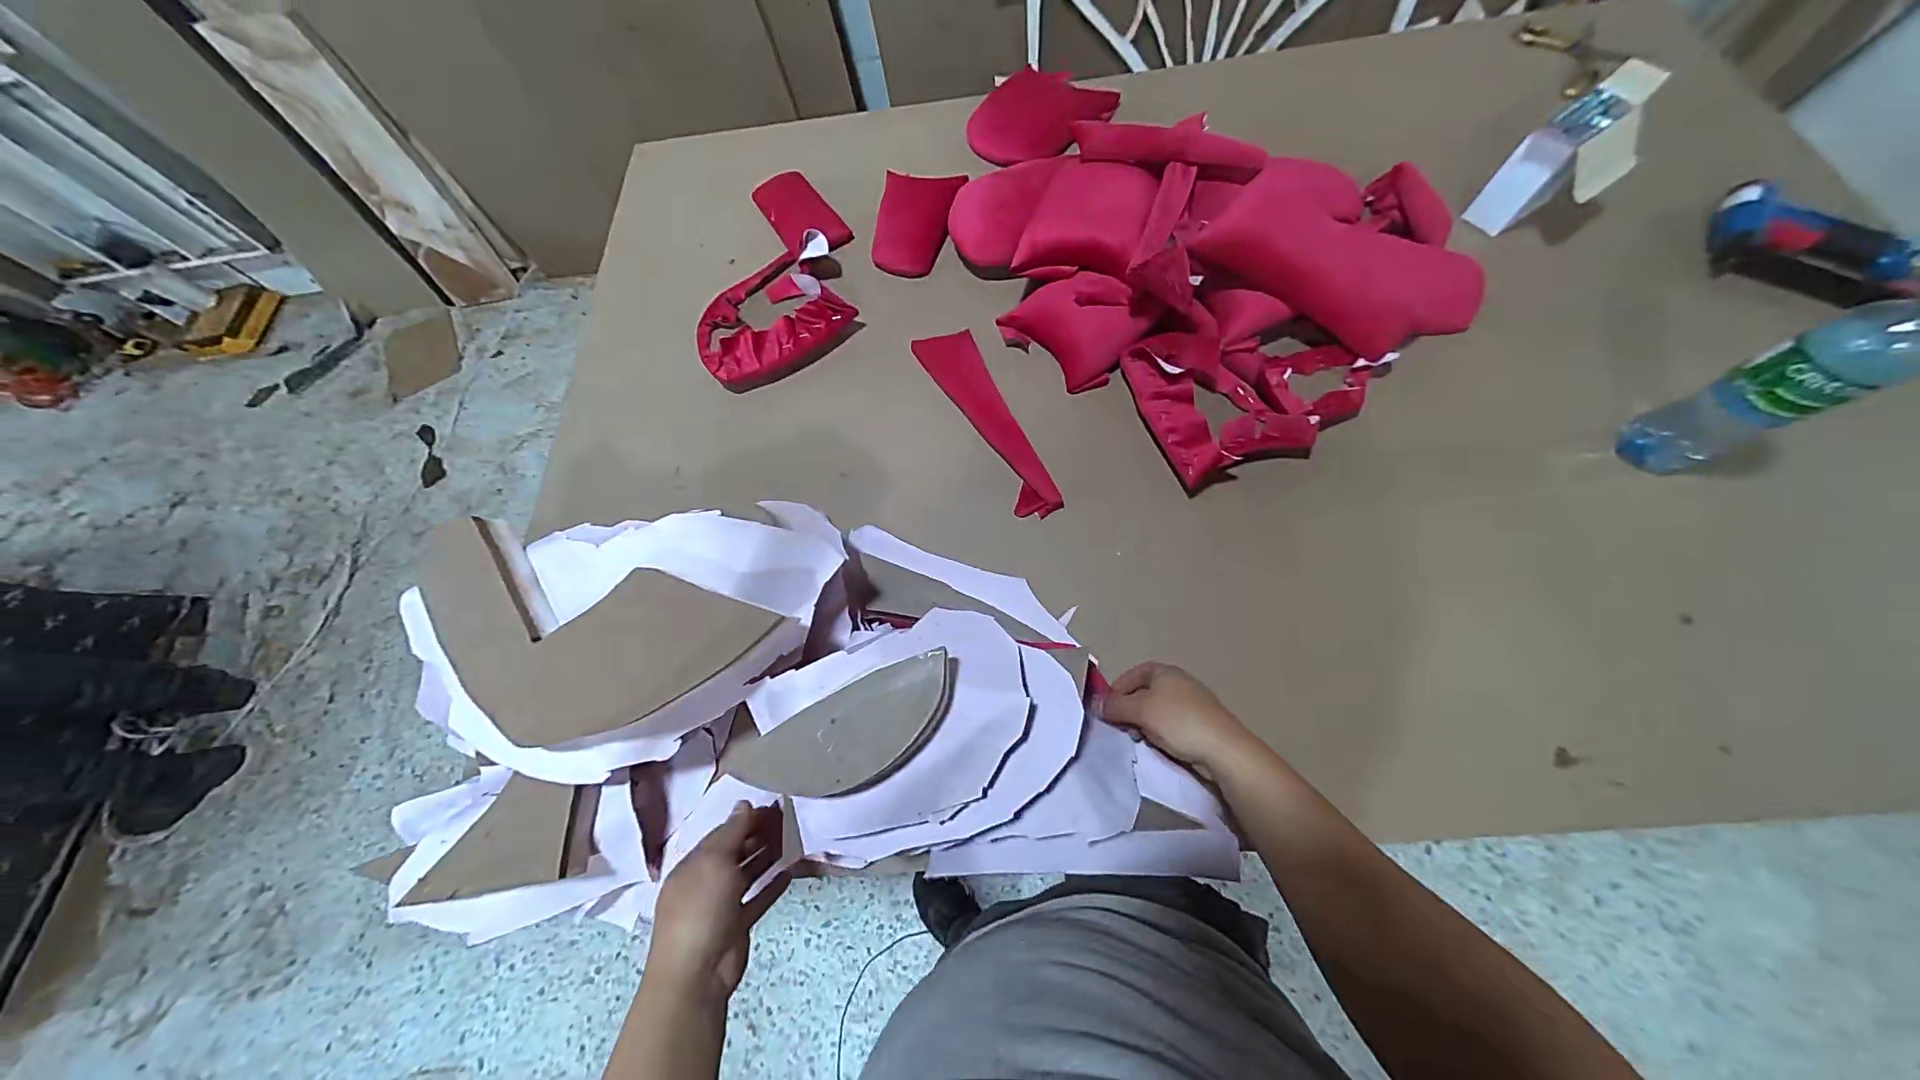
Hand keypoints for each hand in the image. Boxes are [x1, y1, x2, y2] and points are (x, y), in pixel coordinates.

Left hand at [644, 802, 789, 999]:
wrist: (695, 973)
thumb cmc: (701, 908)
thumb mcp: (714, 861)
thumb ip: (732, 832)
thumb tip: (744, 803)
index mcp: (693, 864)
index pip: (722, 834)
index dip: (746, 819)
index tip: (772, 807)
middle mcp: (706, 881)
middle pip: (735, 851)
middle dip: (758, 835)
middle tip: (787, 820)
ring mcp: (721, 905)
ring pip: (747, 873)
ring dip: (766, 856)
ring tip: (791, 840)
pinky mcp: (737, 925)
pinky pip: (757, 898)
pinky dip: (771, 886)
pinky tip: (789, 873)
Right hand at [1100, 662, 1263, 780]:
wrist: (1223, 749)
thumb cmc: (1178, 722)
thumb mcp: (1140, 711)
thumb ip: (1115, 705)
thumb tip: (1096, 703)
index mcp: (1165, 671)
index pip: (1131, 674)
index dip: (1116, 690)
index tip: (1106, 710)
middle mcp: (1179, 681)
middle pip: (1143, 692)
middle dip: (1129, 709)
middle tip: (1120, 727)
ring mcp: (1193, 702)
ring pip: (1157, 710)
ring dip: (1144, 723)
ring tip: (1139, 738)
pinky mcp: (1201, 722)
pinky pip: (1172, 724)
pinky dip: (1161, 732)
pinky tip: (1160, 745)